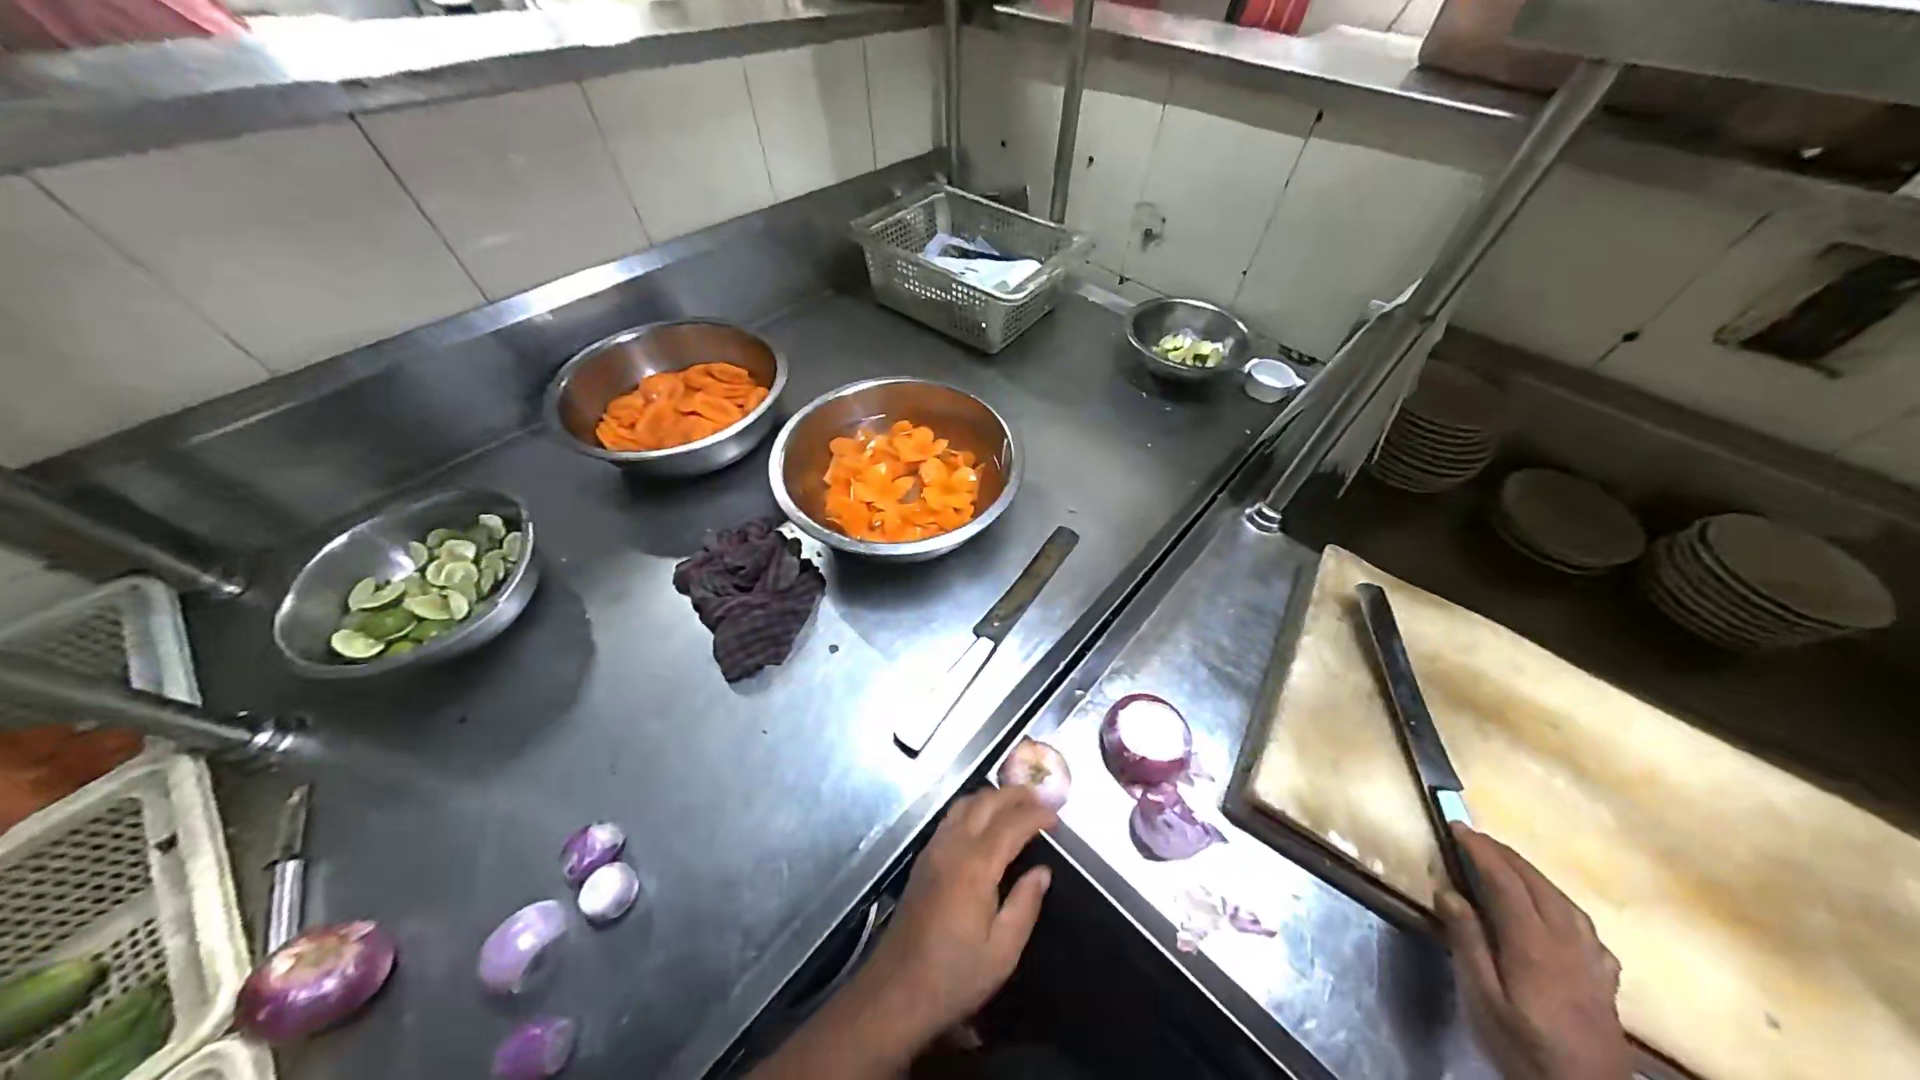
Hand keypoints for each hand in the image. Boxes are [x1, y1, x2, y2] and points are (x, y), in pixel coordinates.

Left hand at [746, 786, 1054, 1079]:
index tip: (1056, 816)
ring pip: (964, 804)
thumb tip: (1042, 872)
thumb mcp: (1003, 951)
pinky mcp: (923, 859)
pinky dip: (974, 809)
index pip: (1011, 823)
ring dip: (993, 797)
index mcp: (975, 867)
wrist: (896, 990)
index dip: (1036, 814)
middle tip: (1041, 802)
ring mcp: (933, 850)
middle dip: (1016, 795)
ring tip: (1018, 807)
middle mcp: (952, 847)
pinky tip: (987, 824)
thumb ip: (1025, 905)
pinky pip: (951, 818)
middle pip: (985, 801)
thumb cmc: (954, 976)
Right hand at [1438, 824, 1631, 1079]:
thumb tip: (1449, 892)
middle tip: (1475, 837)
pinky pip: (1584, 926)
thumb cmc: (1523, 1045)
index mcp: (1533, 944)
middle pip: (1537, 885)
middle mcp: (1567, 944)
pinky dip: (1560, 904)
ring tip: (1509, 862)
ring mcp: (1592, 962)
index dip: (1480, 851)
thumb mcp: (1481, 997)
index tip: (1457, 828)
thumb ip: (1467, 942)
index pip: (1505, 882)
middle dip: (1505, 855)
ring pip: (1564, 901)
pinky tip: (1555, 911)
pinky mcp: (1605, 980)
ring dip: (1533, 874)